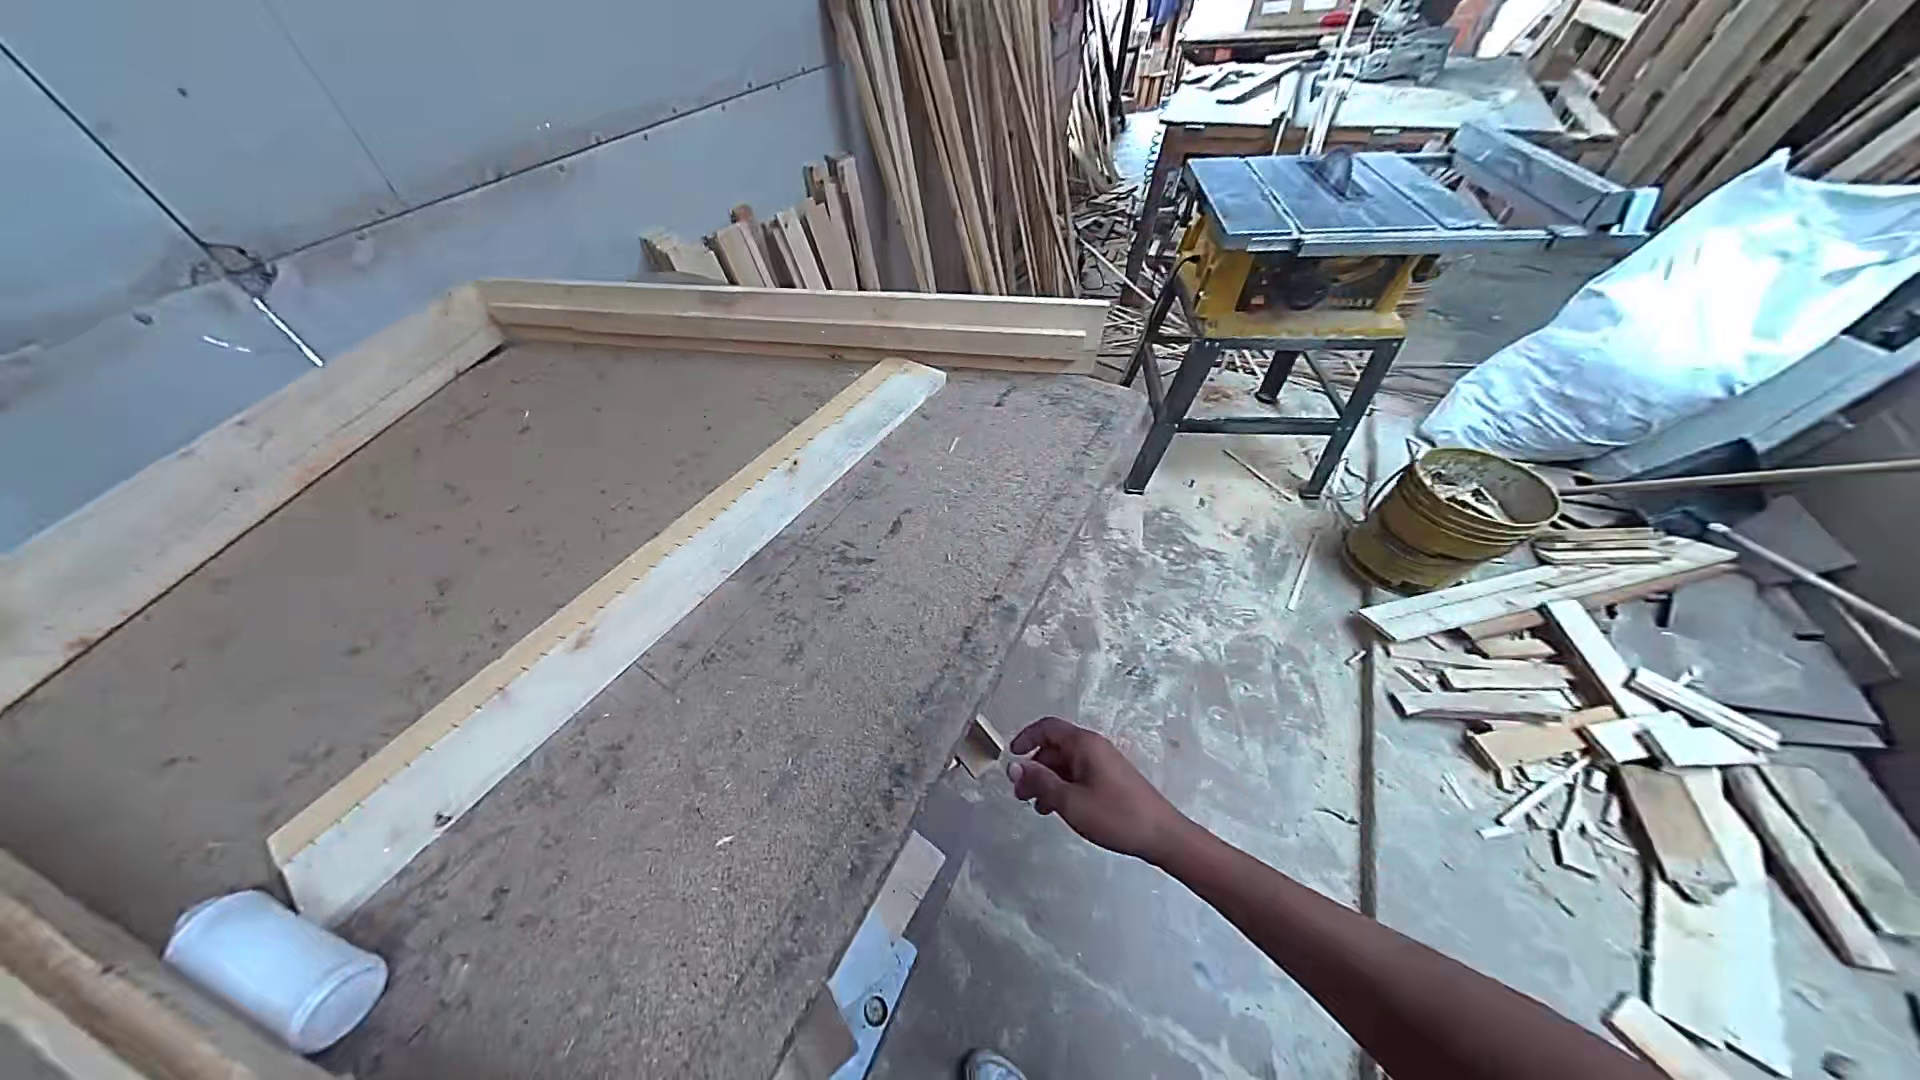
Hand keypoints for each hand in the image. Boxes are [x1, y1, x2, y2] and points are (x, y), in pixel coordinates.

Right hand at [1005, 717, 1195, 864]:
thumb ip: (1039, 781)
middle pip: (1054, 747)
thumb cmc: (1115, 815)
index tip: (1011, 757)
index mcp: (1084, 744)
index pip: (1047, 727)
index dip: (1026, 738)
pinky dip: (1063, 787)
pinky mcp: (1110, 779)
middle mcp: (1093, 747)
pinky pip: (1078, 775)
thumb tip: (1014, 766)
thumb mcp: (1069, 801)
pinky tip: (1057, 808)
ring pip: (1065, 763)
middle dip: (1034, 767)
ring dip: (1047, 780)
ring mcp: (1103, 763)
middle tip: (1020, 793)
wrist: (1161, 836)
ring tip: (1036, 806)